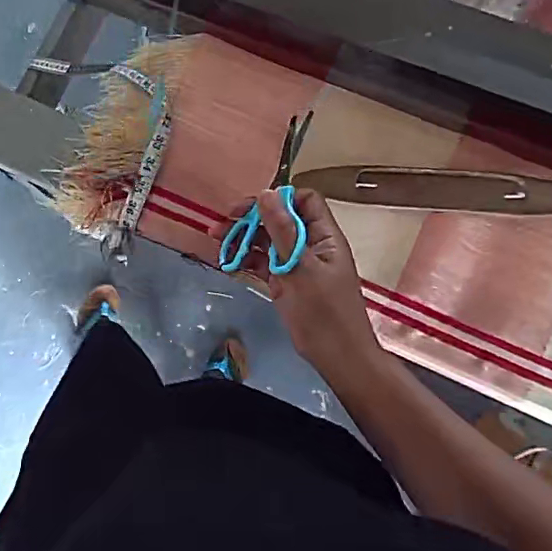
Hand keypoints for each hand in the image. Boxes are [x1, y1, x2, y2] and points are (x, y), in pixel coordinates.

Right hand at [216, 188, 377, 373]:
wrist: (336, 356)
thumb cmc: (325, 312)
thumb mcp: (301, 267)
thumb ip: (282, 231)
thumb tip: (267, 194)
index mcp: (324, 236)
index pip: (305, 201)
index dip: (280, 199)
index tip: (252, 207)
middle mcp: (310, 245)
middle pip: (280, 219)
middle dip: (251, 217)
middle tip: (223, 222)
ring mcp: (296, 264)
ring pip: (266, 241)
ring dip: (242, 238)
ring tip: (215, 238)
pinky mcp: (283, 282)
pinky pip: (261, 263)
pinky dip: (244, 259)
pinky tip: (226, 260)